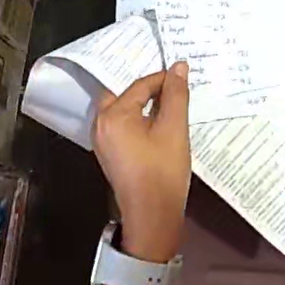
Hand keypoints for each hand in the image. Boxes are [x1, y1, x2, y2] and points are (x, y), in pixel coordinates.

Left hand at [92, 62, 191, 262]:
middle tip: (173, 81)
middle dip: (149, 87)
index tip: (184, 76)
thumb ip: (176, 95)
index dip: (164, 78)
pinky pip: (124, 125)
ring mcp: (104, 140)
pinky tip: (160, 121)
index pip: (140, 85)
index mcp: (113, 115)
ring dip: (145, 103)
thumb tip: (178, 68)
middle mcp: (101, 124)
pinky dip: (140, 119)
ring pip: (124, 110)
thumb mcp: (174, 129)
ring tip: (171, 100)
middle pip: (125, 93)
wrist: (152, 216)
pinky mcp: (111, 153)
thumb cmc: (163, 172)